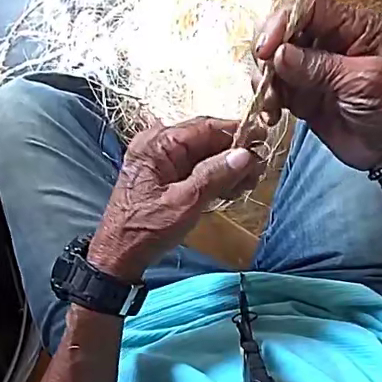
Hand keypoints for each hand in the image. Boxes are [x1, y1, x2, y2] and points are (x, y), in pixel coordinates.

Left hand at [88, 117, 262, 280]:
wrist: (118, 255)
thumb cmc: (146, 229)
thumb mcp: (184, 202)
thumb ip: (215, 176)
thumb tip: (245, 154)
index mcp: (157, 144)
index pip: (205, 126)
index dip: (237, 132)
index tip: (263, 140)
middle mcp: (157, 145)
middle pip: (206, 140)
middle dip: (234, 154)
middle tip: (257, 172)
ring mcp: (160, 161)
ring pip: (203, 155)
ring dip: (226, 168)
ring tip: (245, 185)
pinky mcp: (164, 178)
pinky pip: (195, 169)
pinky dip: (213, 178)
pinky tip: (229, 191)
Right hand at [253, 0, 381, 169]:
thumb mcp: (362, 80)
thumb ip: (319, 67)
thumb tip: (278, 54)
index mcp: (350, 27)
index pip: (308, 9)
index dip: (281, 23)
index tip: (265, 50)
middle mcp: (327, 42)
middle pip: (283, 33)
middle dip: (267, 54)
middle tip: (265, 81)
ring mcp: (311, 70)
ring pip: (272, 63)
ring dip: (265, 82)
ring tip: (271, 105)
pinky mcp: (301, 96)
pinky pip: (273, 90)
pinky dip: (266, 101)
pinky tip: (271, 117)